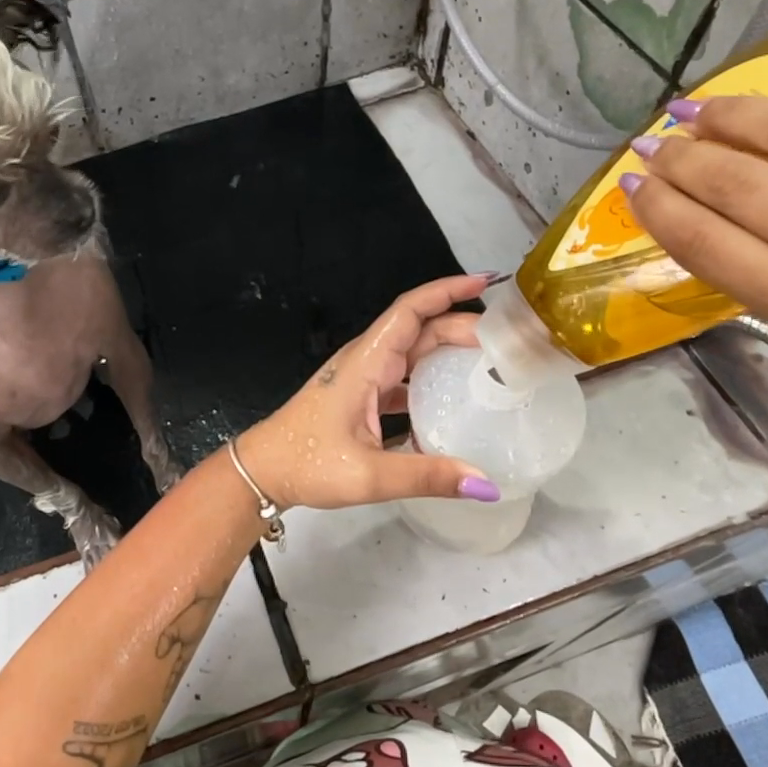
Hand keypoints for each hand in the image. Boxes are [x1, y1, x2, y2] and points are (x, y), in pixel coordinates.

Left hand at [236, 275, 501, 509]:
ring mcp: (360, 379)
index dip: (446, 291)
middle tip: (504, 342)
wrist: (262, 471)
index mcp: (365, 363)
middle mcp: (364, 362)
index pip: (409, 312)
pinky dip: (428, 379)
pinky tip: (452, 400)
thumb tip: (486, 485)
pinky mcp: (358, 397)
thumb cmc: (307, 464)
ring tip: (488, 363)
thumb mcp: (369, 475)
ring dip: (445, 350)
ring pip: (409, 353)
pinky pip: (400, 377)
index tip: (485, 281)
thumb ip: (427, 476)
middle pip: (417, 330)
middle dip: (459, 326)